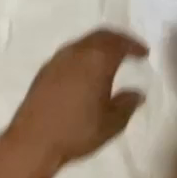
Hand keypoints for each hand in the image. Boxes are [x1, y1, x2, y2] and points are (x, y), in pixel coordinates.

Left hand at [0, 29, 148, 173]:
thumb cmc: (77, 130)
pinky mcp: (44, 71)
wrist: (32, 141)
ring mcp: (57, 60)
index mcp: (96, 60)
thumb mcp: (112, 122)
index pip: (119, 43)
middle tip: (129, 49)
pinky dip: (84, 56)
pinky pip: (70, 54)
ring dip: (99, 46)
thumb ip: (127, 104)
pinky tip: (86, 72)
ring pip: (83, 43)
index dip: (134, 45)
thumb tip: (138, 93)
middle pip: (100, 36)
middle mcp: (76, 52)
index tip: (144, 53)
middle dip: (117, 40)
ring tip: (109, 60)